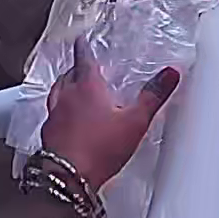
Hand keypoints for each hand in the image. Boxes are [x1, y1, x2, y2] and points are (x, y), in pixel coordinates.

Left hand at [42, 37, 179, 188]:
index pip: (84, 59)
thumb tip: (170, 73)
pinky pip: (51, 114)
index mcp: (87, 87)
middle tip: (81, 66)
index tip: (82, 41)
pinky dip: (58, 110)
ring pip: (56, 92)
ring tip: (70, 87)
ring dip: (64, 86)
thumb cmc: (99, 149)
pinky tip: (64, 118)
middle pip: (68, 74)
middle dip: (75, 68)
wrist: (68, 177)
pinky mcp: (48, 133)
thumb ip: (153, 96)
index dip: (84, 48)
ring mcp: (54, 114)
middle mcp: (67, 96)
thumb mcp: (135, 121)